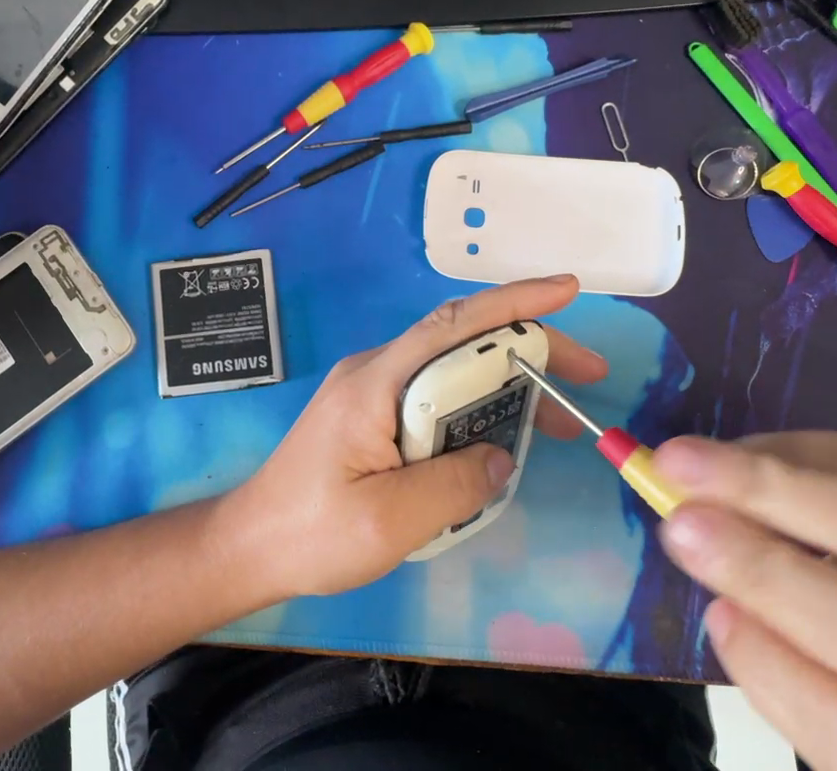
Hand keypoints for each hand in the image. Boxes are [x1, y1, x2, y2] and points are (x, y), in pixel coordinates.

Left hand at [223, 276, 608, 599]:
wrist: (250, 546)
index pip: (452, 326)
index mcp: (376, 383)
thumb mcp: (391, 519)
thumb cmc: (313, 533)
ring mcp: (371, 392)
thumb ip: (455, 485)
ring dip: (505, 388)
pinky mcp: (371, 416)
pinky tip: (502, 438)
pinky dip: (477, 410)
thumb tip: (501, 456)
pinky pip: (435, 399)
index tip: (566, 291)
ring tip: (558, 422)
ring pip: (452, 373)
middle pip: (460, 344)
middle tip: (585, 379)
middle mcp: (375, 372)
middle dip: (527, 351)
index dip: (512, 303)